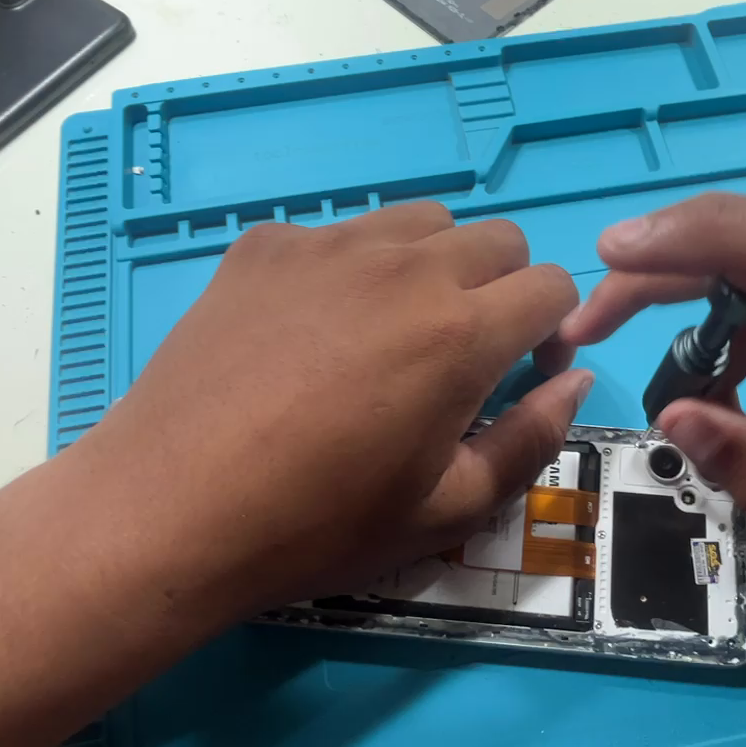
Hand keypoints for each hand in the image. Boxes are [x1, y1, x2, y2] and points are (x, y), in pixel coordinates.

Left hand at [61, 203, 587, 614]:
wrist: (170, 510)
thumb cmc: (319, 524)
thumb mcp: (449, 508)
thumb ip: (533, 439)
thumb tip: (575, 381)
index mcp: (460, 331)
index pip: (553, 287)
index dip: (552, 334)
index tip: (517, 380)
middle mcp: (404, 265)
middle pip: (498, 239)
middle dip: (503, 292)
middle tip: (460, 359)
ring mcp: (327, 245)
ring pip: (423, 223)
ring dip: (436, 268)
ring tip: (392, 335)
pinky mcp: (264, 245)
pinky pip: (342, 233)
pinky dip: (357, 268)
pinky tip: (314, 329)